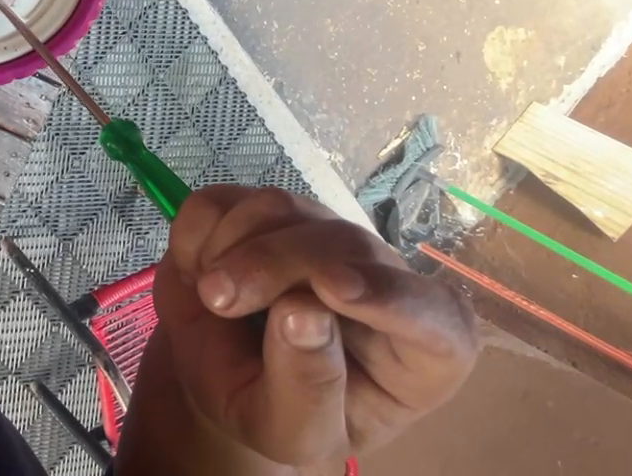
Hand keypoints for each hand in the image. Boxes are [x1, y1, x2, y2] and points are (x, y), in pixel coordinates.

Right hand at [153, 187, 478, 466]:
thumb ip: (306, 388)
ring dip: (229, 246)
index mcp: (411, 351)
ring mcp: (312, 233)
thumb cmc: (264, 410)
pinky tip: (198, 269)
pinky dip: (196, 232)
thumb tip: (303, 313)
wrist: (208, 372)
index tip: (333, 288)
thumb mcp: (286, 431)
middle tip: (218, 299)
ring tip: (209, 295)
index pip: (435, 316)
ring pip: (280, 208)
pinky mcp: (254, 210)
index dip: (393, 296)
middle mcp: (373, 278)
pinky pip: (224, 200)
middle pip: (341, 243)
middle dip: (270, 264)